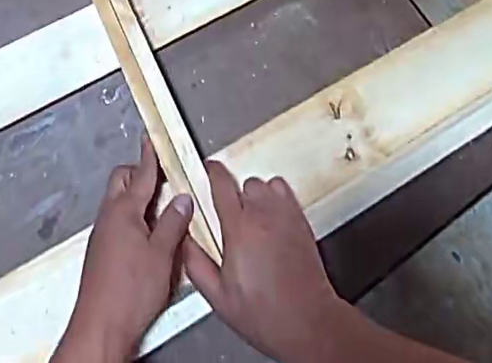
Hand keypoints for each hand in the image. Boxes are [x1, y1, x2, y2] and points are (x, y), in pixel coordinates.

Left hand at [52, 138, 195, 362]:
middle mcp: (108, 218)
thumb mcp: (162, 255)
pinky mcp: (101, 253)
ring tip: (162, 211)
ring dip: (138, 200)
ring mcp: (102, 235)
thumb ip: (173, 223)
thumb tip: (182, 200)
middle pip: (122, 181)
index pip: (140, 174)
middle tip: (161, 177)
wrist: (99, 329)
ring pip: (119, 203)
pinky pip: (117, 223)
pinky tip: (148, 239)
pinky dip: (133, 221)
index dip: (149, 155)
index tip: (151, 138)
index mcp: (123, 211)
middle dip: (140, 174)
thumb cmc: (129, 293)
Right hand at [180, 161, 349, 362]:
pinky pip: (282, 189)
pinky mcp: (299, 217)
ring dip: (254, 196)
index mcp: (238, 229)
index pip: (221, 183)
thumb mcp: (219, 297)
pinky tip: (270, 216)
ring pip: (262, 184)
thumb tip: (184, 241)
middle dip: (233, 195)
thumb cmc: (266, 314)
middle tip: (230, 218)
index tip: (208, 169)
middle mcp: (261, 214)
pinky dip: (274, 196)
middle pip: (241, 182)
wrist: (307, 322)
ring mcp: (283, 213)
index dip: (212, 171)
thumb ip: (196, 264)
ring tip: (251, 220)